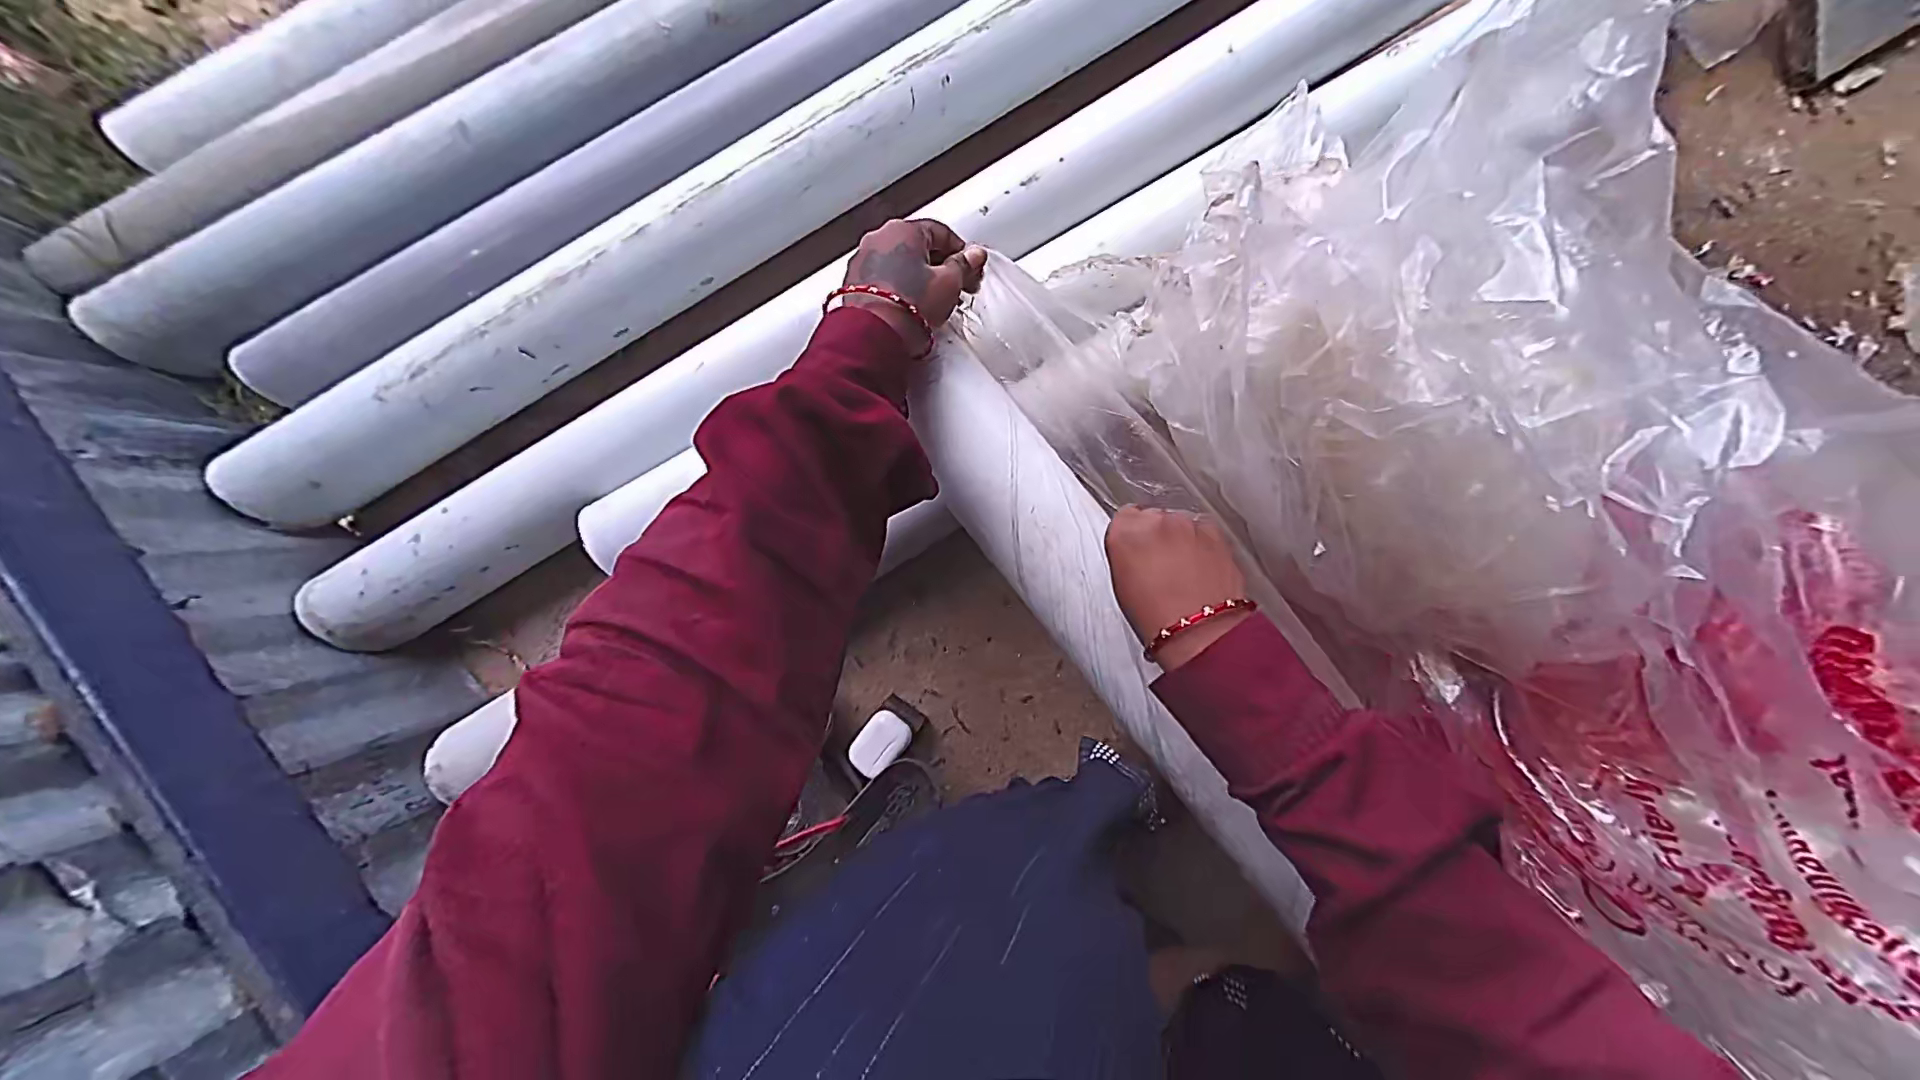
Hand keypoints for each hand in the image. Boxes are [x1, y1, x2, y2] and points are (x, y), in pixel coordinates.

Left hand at [842, 219, 987, 354]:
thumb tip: (972, 256)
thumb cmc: (906, 306)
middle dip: (939, 265)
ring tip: (932, 301)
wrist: (873, 335)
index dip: (961, 252)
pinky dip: (899, 288)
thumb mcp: (949, 283)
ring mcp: (863, 260)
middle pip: (918, 246)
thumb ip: (964, 265)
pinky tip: (910, 306)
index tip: (969, 268)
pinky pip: (884, 279)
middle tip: (955, 286)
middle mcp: (878, 239)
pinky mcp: (854, 283)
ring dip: (918, 277)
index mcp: (903, 229)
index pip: (941, 232)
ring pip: (899, 263)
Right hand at [1105, 507, 1251, 670]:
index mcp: (1124, 532)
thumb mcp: (1121, 582)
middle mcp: (1155, 521)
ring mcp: (1187, 524)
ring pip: (1180, 524)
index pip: (1125, 517)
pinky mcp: (1214, 532)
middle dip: (1157, 536)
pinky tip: (1200, 569)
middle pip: (1154, 518)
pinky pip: (1204, 531)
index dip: (1132, 534)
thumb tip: (1134, 547)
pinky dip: (1202, 544)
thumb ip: (1125, 552)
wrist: (1197, 630)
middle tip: (1159, 566)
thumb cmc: (1154, 615)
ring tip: (1182, 572)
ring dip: (1180, 540)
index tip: (1136, 548)